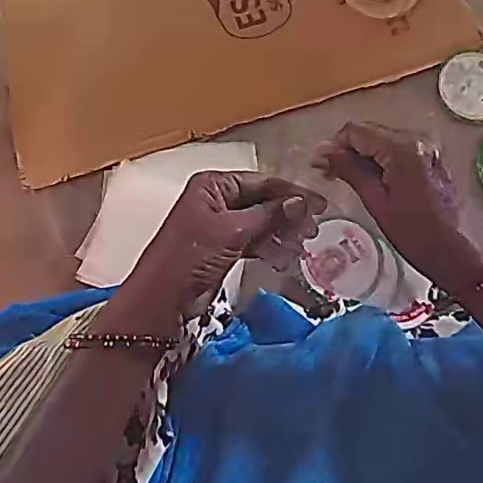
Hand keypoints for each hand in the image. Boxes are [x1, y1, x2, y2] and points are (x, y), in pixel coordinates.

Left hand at [121, 172, 325, 316]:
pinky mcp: (222, 248)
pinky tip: (285, 258)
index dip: (291, 193)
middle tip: (313, 229)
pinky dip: (269, 248)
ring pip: (260, 223)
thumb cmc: (191, 256)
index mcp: (213, 184)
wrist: (163, 300)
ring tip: (301, 247)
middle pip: (262, 202)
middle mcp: (216, 199)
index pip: (261, 182)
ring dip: (281, 234)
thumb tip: (301, 203)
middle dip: (287, 215)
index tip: (320, 205)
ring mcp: (219, 225)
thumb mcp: (233, 230)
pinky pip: (253, 241)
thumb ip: (270, 215)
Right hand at [315, 122, 482, 290]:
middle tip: (328, 170)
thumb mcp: (375, 201)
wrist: (450, 250)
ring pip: (382, 138)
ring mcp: (426, 146)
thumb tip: (324, 153)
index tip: (320, 162)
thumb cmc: (412, 232)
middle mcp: (416, 139)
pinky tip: (369, 176)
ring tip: (345, 175)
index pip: (357, 131)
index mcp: (402, 149)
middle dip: (347, 148)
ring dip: (362, 153)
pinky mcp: (430, 156)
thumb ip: (349, 170)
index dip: (335, 144)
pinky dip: (380, 158)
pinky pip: (397, 148)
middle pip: (370, 131)